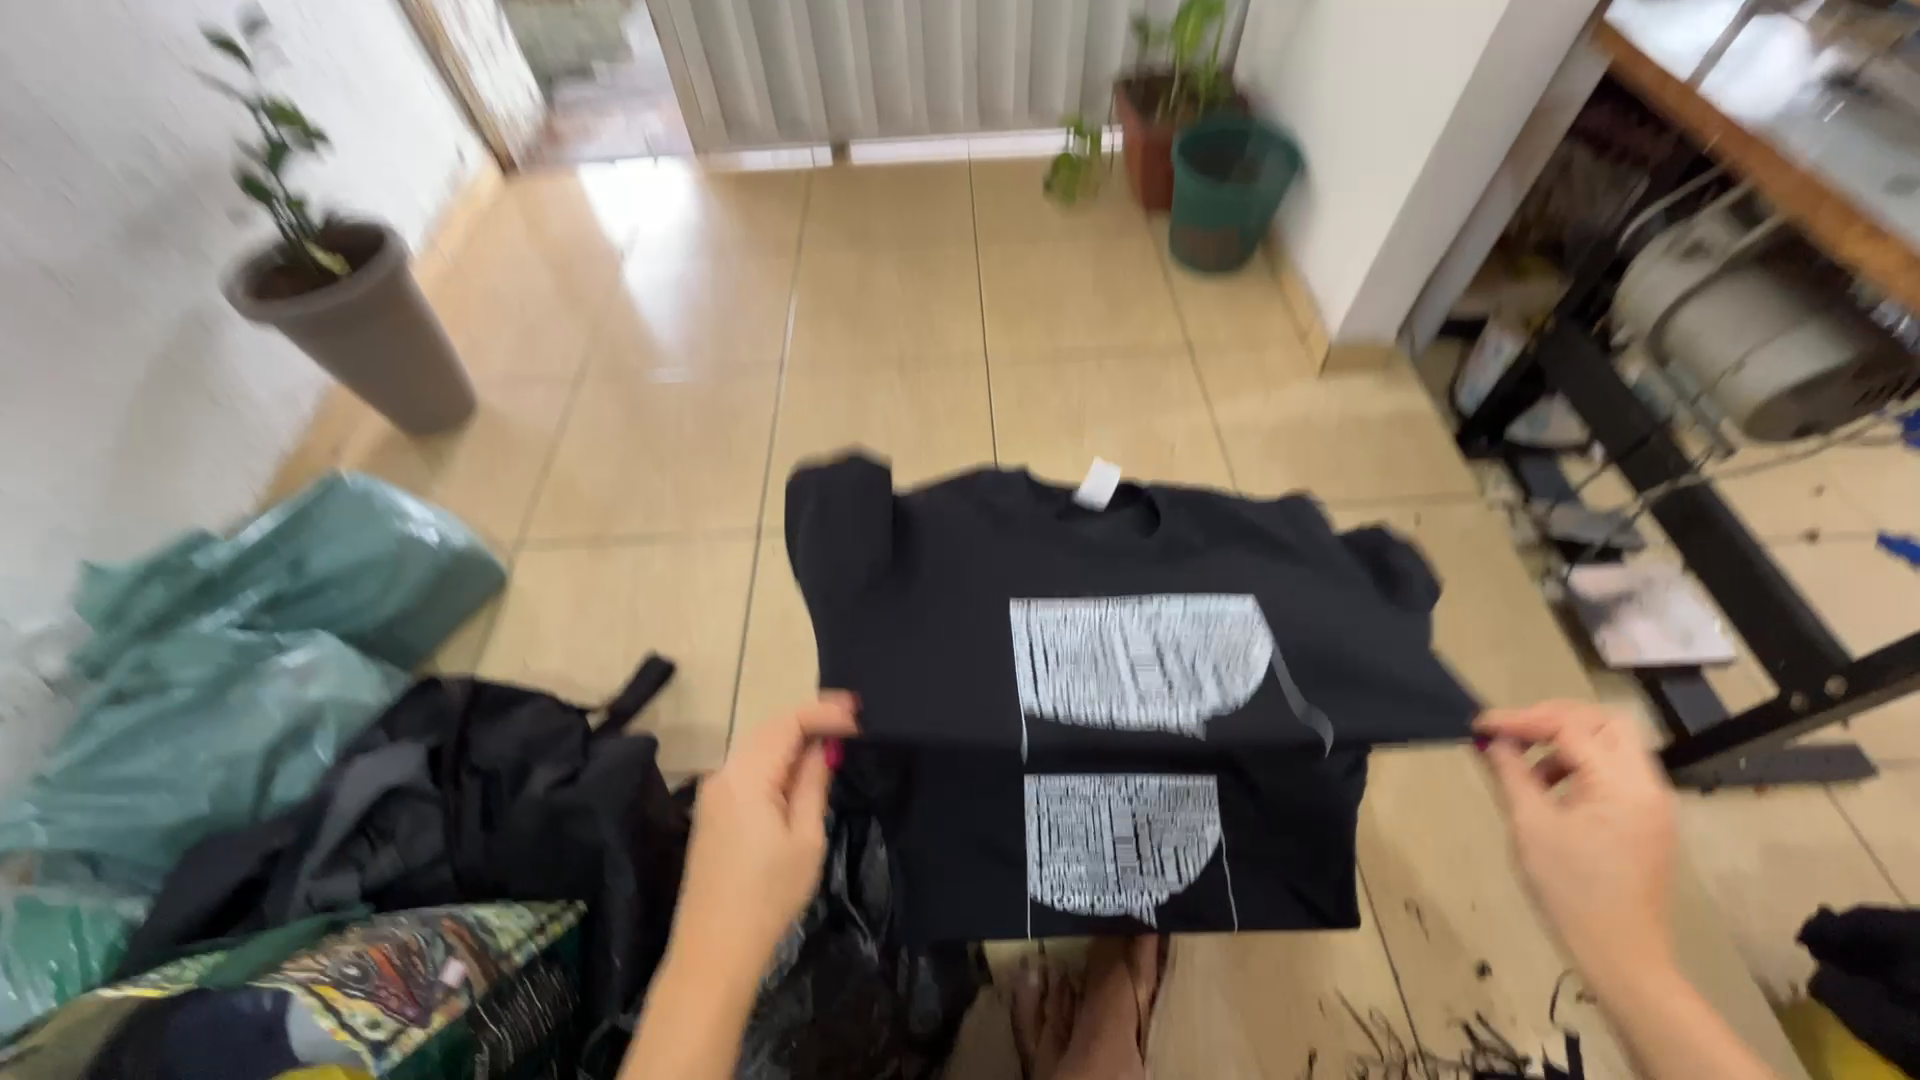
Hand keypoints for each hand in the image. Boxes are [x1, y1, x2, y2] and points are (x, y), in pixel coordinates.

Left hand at [670, 693, 859, 983]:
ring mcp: (714, 793)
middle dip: (810, 717)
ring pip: (758, 746)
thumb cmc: (768, 897)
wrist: (714, 951)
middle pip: (770, 728)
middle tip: (852, 717)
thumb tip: (823, 747)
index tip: (859, 713)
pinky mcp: (713, 812)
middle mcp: (724, 774)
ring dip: (794, 737)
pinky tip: (802, 766)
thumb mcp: (805, 838)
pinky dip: (777, 758)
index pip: (788, 723)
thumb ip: (813, 783)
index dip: (824, 712)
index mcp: (746, 777)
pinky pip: (749, 767)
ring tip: (834, 736)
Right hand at [1476, 701, 1678, 991]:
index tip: (1480, 725)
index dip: (1521, 719)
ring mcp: (1650, 804)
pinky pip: (1613, 772)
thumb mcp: (1530, 825)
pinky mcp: (1644, 820)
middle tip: (1511, 732)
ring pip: (1611, 744)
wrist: (1620, 954)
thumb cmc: (1570, 890)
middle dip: (1553, 718)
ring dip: (1565, 741)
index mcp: (1623, 787)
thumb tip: (1489, 738)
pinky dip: (1578, 765)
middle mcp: (1647, 787)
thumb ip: (1510, 773)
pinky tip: (1548, 788)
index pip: (1570, 728)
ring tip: (1524, 765)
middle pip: (1605, 723)